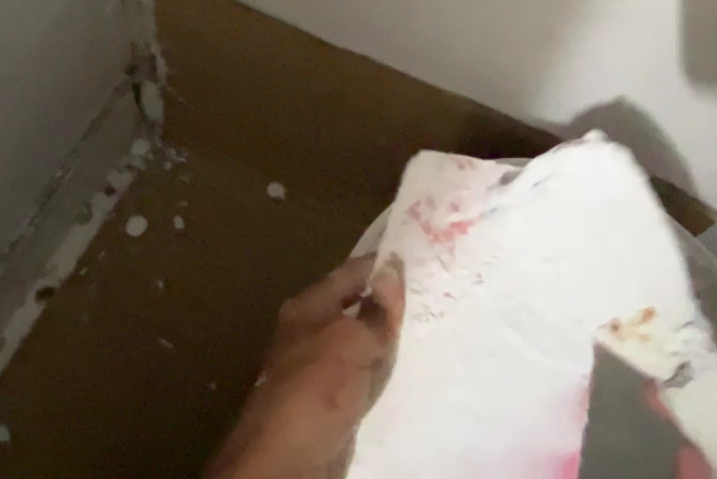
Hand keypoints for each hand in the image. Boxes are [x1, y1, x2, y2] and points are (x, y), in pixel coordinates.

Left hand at [207, 256, 404, 478]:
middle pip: (353, 307)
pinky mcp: (327, 401)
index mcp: (307, 307)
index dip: (380, 266)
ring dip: (385, 339)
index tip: (417, 259)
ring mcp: (316, 367)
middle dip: (386, 303)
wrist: (286, 461)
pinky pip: (360, 375)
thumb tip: (393, 268)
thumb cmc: (315, 388)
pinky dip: (380, 371)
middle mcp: (308, 331)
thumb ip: (375, 310)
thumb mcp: (350, 343)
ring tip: (425, 328)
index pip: (349, 274)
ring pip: (358, 343)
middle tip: (430, 294)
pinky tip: (404, 370)